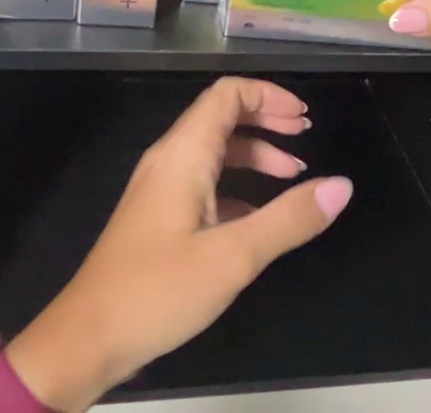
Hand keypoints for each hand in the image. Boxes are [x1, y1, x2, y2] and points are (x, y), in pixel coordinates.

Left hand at [5, 78, 353, 411]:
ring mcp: (161, 187)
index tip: (305, 117)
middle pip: (221, 116)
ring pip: (214, 151)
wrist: (88, 336)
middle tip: (307, 134)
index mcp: (184, 154)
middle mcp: (170, 159)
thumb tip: (342, 185)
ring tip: (295, 175)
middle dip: (266, 119)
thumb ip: (289, 219)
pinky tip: (261, 215)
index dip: (268, 95)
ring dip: (255, 153)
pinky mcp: (159, 214)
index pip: (226, 95)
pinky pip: (204, 181)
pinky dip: (238, 184)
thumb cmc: (159, 289)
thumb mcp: (233, 256)